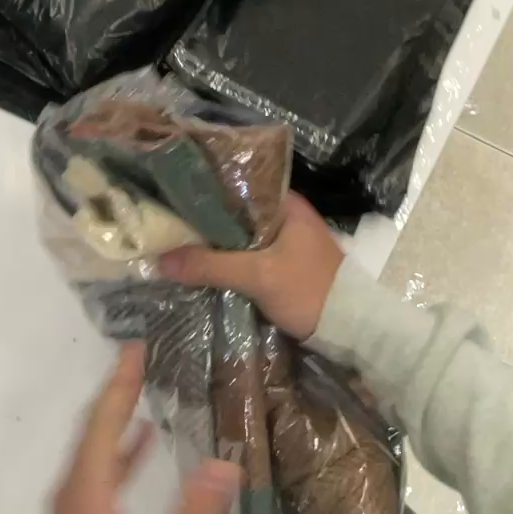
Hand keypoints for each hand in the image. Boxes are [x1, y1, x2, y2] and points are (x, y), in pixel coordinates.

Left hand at [52, 345, 240, 513]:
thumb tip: (227, 464)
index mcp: (87, 496)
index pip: (102, 426)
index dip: (118, 385)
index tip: (133, 349)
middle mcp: (72, 493)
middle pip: (93, 429)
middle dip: (117, 390)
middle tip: (142, 355)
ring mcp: (74, 506)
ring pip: (94, 447)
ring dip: (116, 414)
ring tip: (143, 381)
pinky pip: (99, 470)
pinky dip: (119, 448)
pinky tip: (143, 437)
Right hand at [158, 192, 343, 339]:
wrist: (352, 330)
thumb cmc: (309, 291)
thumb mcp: (258, 276)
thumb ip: (210, 266)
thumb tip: (160, 260)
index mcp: (286, 204)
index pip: (237, 183)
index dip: (204, 187)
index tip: (171, 190)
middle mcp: (284, 216)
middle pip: (234, 212)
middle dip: (202, 219)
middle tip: (163, 219)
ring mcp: (284, 242)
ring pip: (237, 236)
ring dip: (212, 242)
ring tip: (172, 240)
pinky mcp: (281, 266)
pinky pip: (245, 256)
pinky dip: (225, 260)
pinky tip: (198, 265)